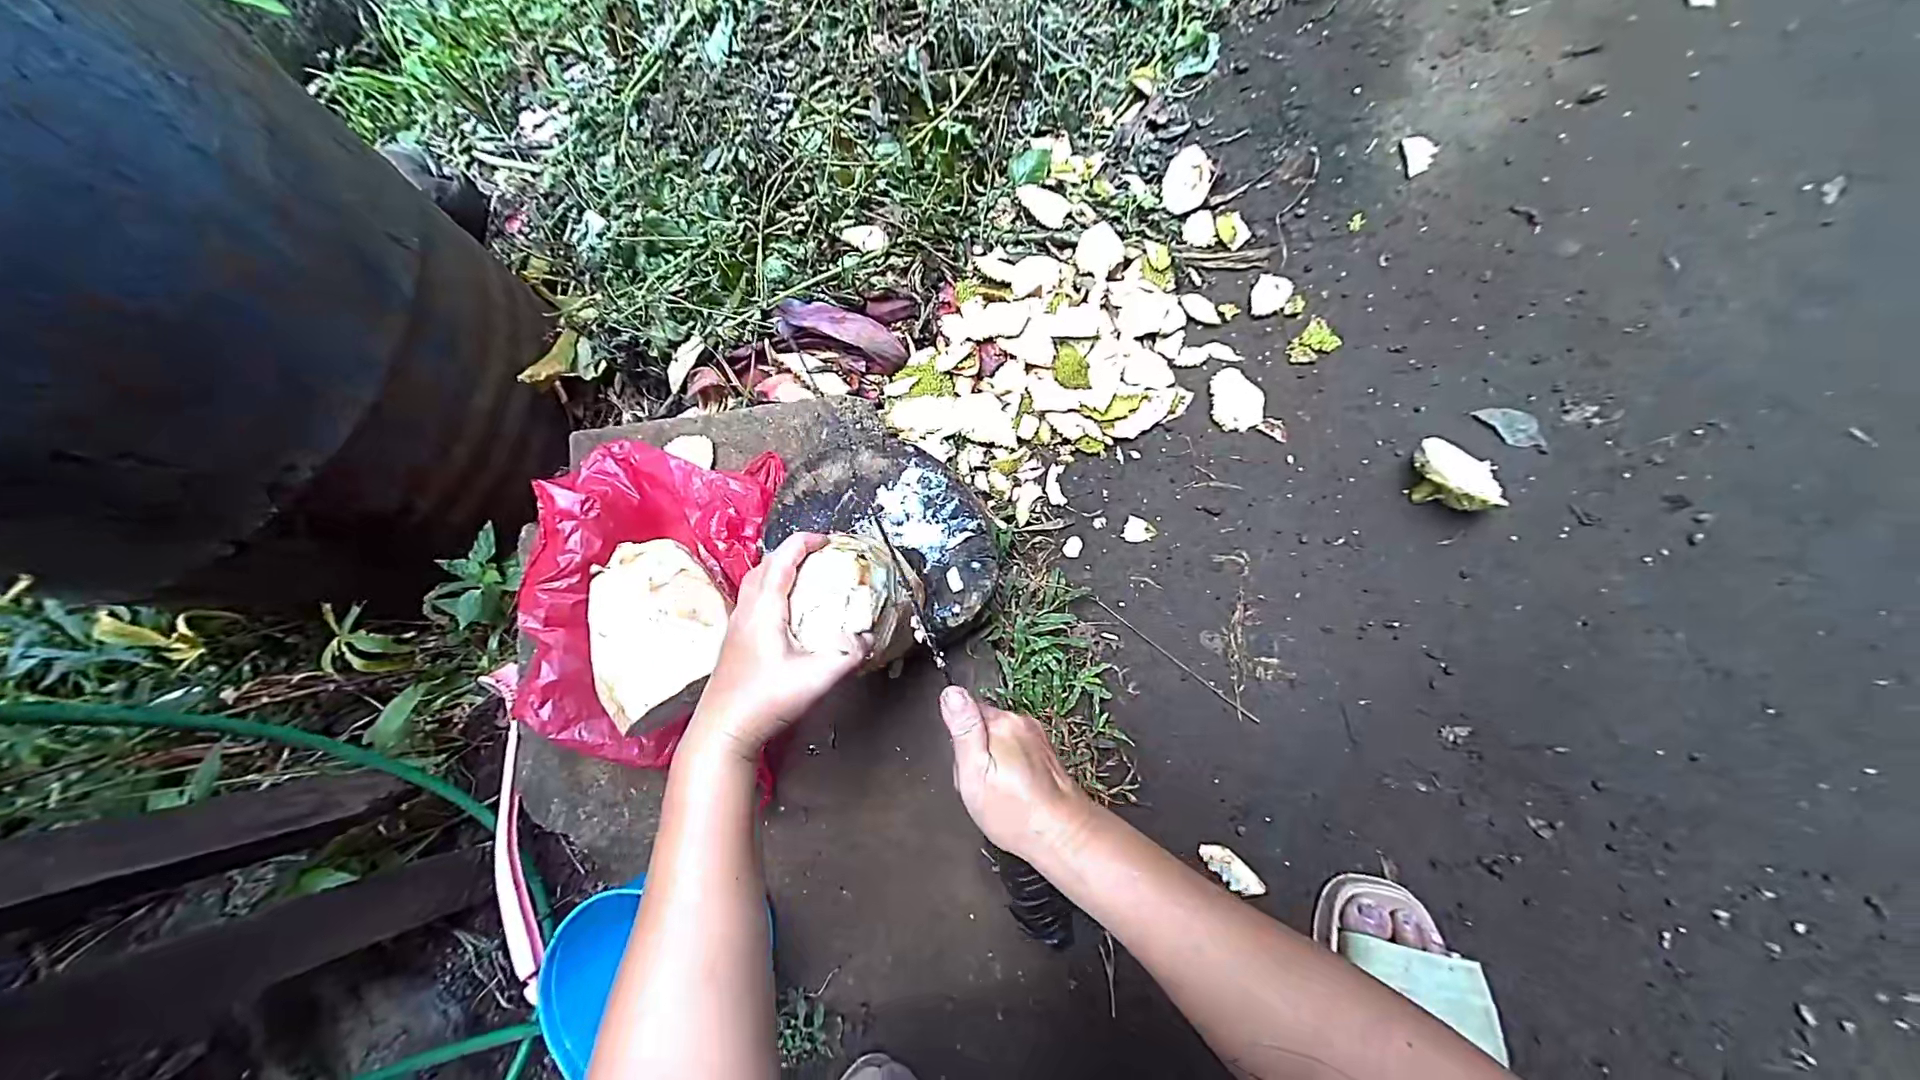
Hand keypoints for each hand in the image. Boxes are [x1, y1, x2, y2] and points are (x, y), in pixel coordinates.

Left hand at [686, 533, 870, 759]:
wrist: (722, 731)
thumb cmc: (764, 701)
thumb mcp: (817, 678)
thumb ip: (847, 655)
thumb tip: (866, 638)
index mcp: (764, 609)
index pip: (782, 559)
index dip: (804, 542)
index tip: (826, 540)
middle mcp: (746, 611)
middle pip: (764, 565)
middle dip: (792, 551)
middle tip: (818, 555)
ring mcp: (736, 626)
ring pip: (754, 582)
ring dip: (778, 570)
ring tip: (803, 577)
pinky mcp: (735, 642)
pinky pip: (752, 601)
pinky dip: (771, 590)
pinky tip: (786, 611)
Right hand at [938, 687, 1091, 860]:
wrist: (1063, 836)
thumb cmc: (1015, 812)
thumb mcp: (974, 772)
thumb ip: (963, 729)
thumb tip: (951, 693)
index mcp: (1003, 723)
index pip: (965, 713)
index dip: (960, 744)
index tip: (966, 767)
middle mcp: (1022, 724)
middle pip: (982, 728)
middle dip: (976, 755)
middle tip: (982, 785)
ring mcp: (1037, 738)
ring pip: (998, 742)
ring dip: (993, 764)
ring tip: (999, 794)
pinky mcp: (1045, 753)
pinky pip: (1015, 754)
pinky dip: (1009, 771)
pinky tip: (1013, 794)